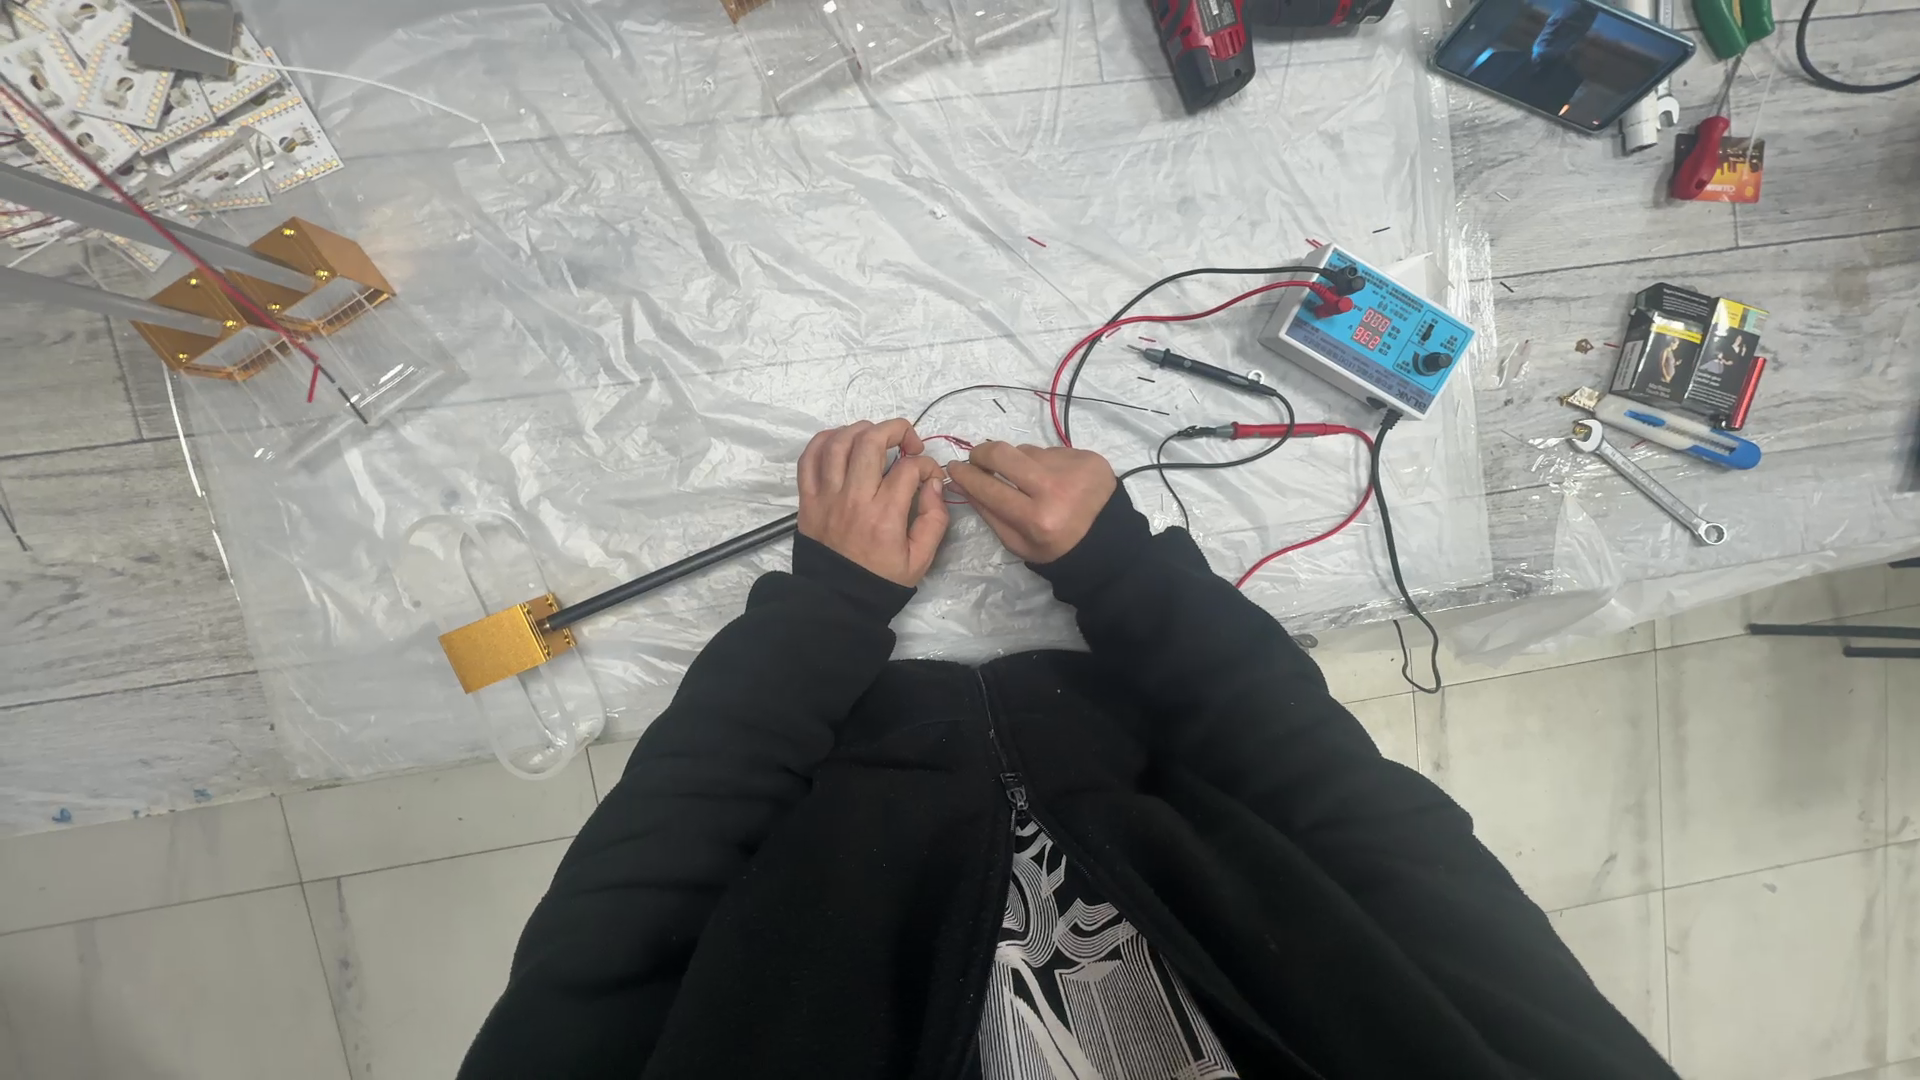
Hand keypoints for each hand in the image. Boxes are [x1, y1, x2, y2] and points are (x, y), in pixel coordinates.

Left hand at [798, 419, 949, 586]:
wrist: (837, 600)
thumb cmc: (880, 579)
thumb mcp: (921, 559)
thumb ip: (935, 519)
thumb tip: (934, 483)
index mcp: (884, 515)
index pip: (909, 469)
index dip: (926, 464)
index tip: (930, 476)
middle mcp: (854, 499)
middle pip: (871, 442)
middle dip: (896, 430)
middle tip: (908, 441)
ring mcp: (826, 496)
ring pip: (838, 442)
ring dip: (862, 430)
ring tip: (876, 437)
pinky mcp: (807, 499)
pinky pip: (809, 458)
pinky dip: (824, 440)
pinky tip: (842, 440)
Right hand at [946, 441, 1115, 562]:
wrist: (1110, 543)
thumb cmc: (1058, 549)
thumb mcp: (1018, 543)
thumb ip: (988, 512)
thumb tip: (960, 482)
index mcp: (1036, 518)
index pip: (988, 488)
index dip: (966, 475)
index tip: (954, 467)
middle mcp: (1055, 489)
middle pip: (1003, 454)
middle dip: (982, 453)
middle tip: (977, 459)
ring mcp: (1073, 468)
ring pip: (1027, 451)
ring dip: (1018, 461)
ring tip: (1027, 479)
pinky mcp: (1088, 456)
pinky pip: (1051, 451)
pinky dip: (1045, 463)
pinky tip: (1054, 479)